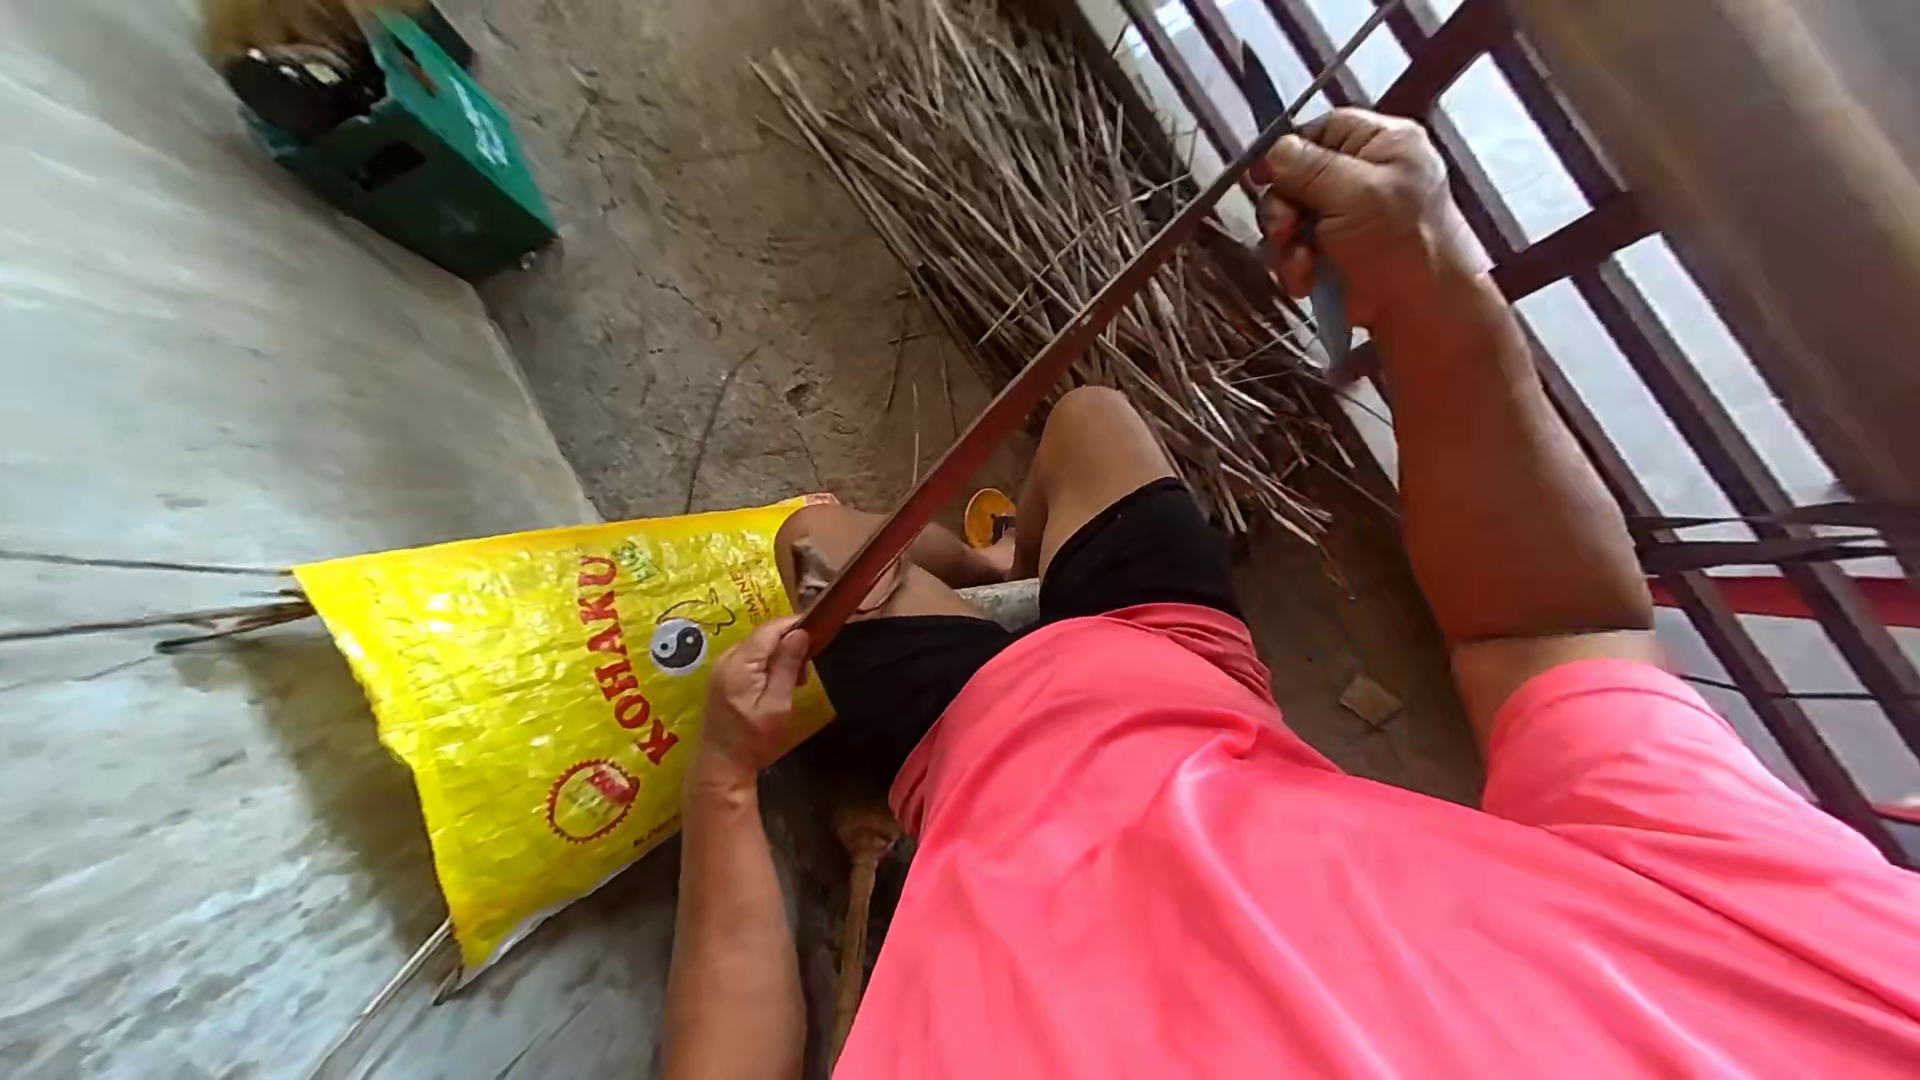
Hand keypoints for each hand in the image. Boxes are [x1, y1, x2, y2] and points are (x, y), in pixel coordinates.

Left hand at [689, 616, 810, 799]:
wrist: (722, 764)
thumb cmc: (753, 738)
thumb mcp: (777, 704)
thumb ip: (787, 666)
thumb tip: (800, 633)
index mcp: (740, 664)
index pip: (770, 629)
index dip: (794, 624)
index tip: (819, 630)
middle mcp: (727, 658)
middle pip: (763, 634)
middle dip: (789, 641)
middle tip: (808, 663)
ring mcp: (722, 666)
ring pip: (758, 644)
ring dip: (780, 652)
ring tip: (797, 677)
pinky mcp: (723, 675)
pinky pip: (750, 656)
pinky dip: (768, 661)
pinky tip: (779, 680)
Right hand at [1251, 108, 1489, 328]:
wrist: (1414, 307)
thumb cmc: (1397, 244)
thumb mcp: (1356, 195)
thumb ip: (1311, 169)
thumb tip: (1273, 150)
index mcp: (1380, 145)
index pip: (1323, 130)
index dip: (1288, 151)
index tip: (1260, 174)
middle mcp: (1359, 177)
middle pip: (1295, 178)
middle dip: (1282, 208)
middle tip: (1285, 230)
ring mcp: (1341, 218)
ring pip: (1287, 220)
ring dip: (1284, 246)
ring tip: (1303, 264)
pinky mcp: (1327, 254)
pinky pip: (1292, 252)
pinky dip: (1293, 269)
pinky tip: (1307, 281)